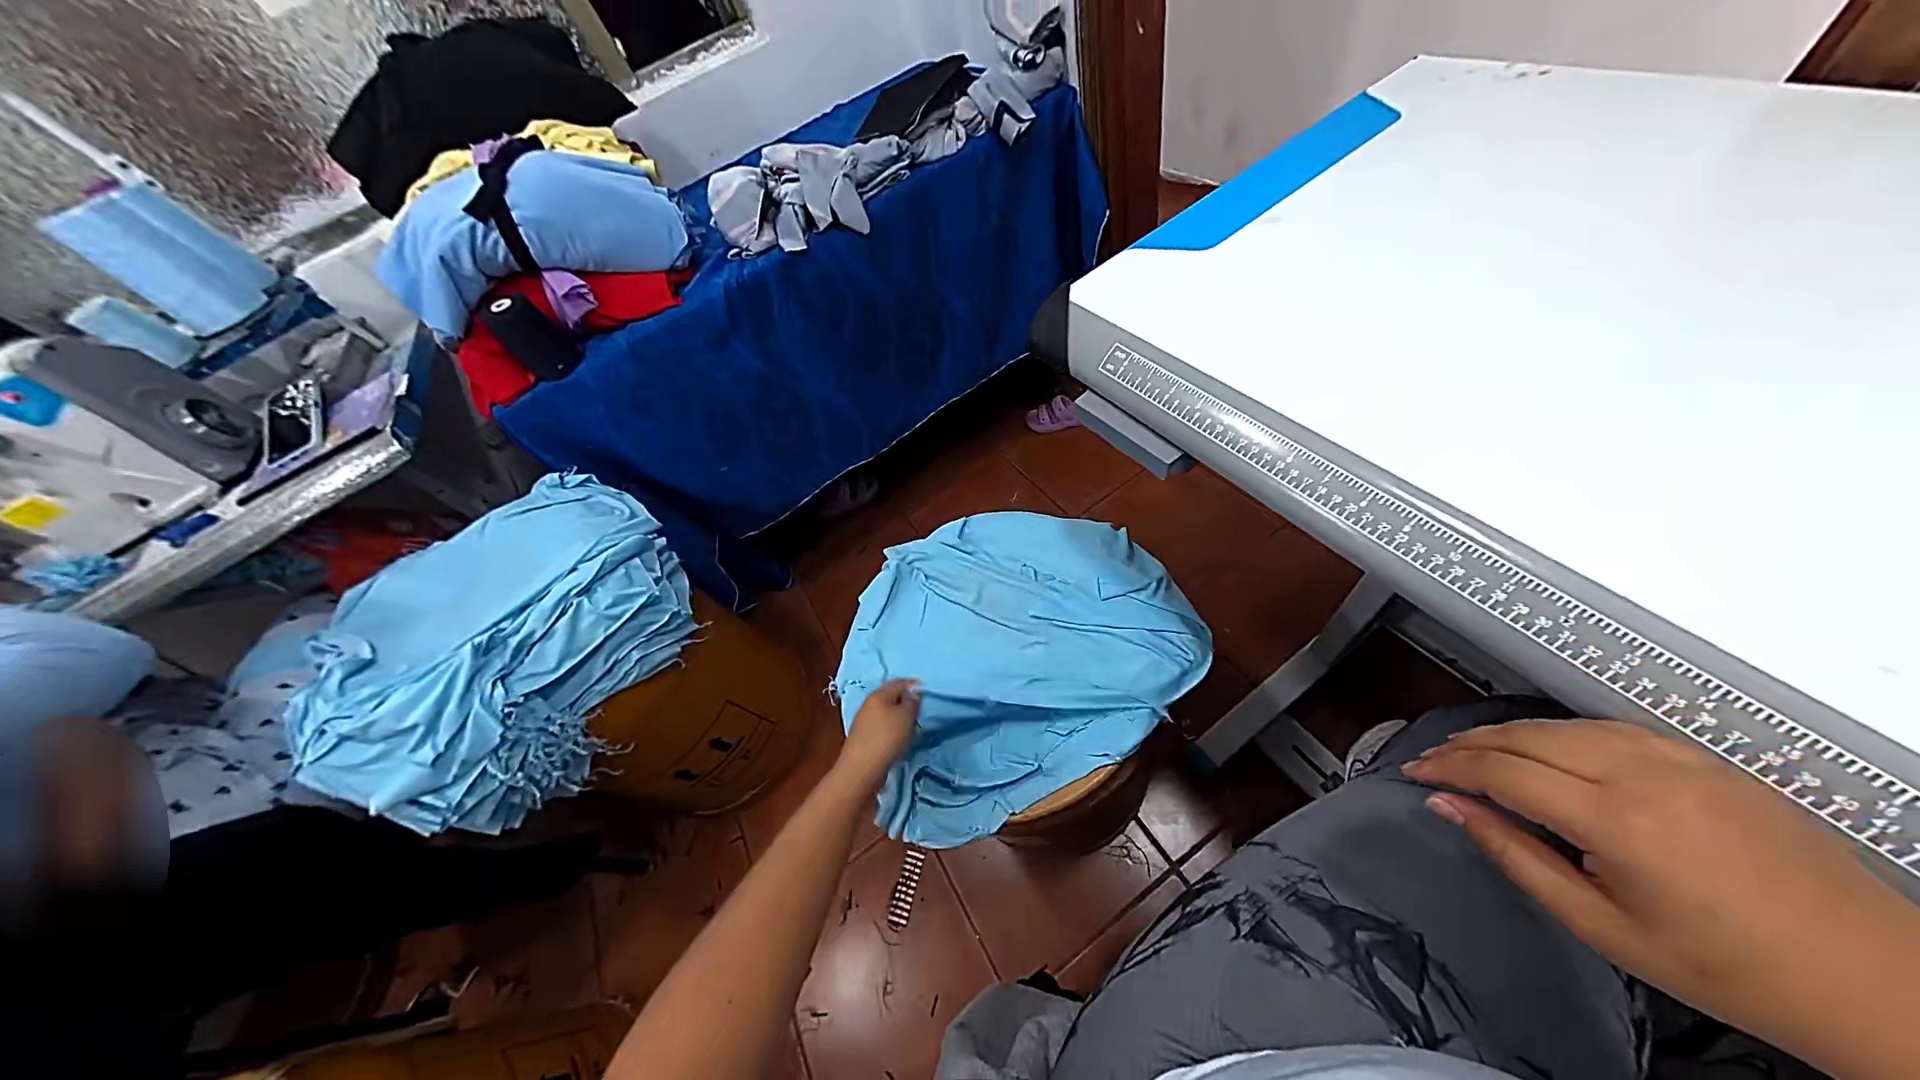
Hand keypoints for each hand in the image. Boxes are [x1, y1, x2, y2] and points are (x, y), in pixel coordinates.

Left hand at [836, 679, 920, 789]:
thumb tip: (913, 693)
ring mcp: (864, 722)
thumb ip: (912, 702)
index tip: (926, 692)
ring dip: (899, 717)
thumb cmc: (887, 738)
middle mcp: (868, 705)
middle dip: (906, 702)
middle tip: (920, 711)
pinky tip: (898, 740)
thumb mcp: (906, 716)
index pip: (899, 682)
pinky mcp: (863, 738)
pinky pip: (882, 727)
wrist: (861, 770)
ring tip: (911, 727)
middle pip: (891, 697)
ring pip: (886, 713)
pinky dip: (892, 730)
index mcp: (878, 695)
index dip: (913, 685)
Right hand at [1404, 718, 1919, 1079]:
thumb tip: (1449, 806)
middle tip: (1433, 759)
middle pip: (1528, 737)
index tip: (1414, 772)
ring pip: (1565, 724)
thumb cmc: (1727, 969)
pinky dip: (1561, 732)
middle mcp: (1645, 775)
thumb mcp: (1602, 926)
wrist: (1875, 983)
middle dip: (1470, 744)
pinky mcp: (1709, 761)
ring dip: (1510, 732)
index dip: (1448, 767)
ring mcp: (1682, 761)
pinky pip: (1611, 728)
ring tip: (1475, 749)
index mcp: (1617, 820)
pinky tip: (1546, 746)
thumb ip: (1515, 855)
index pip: (1503, 771)